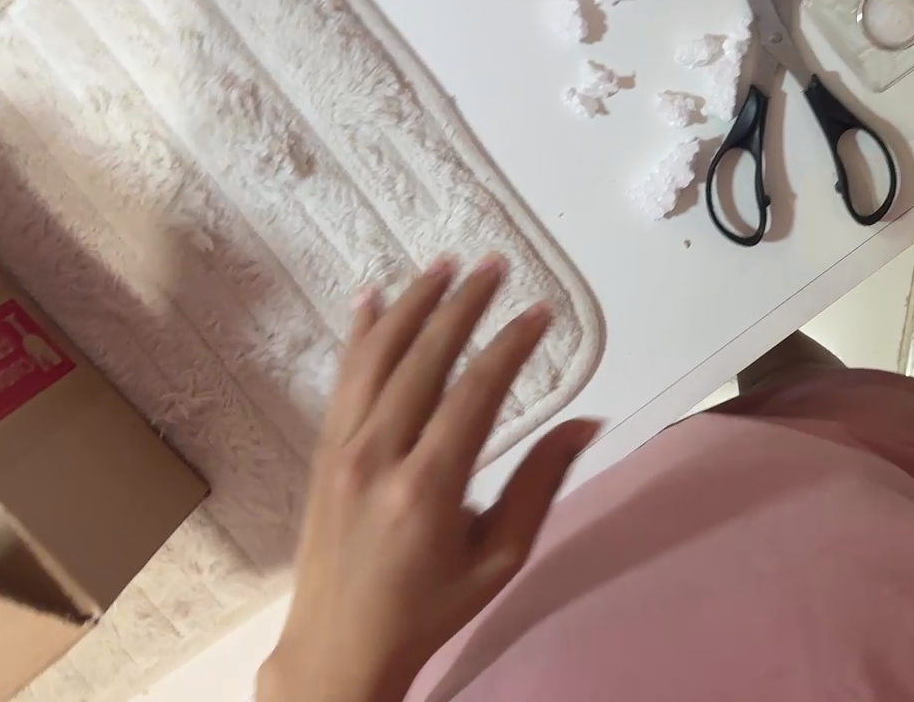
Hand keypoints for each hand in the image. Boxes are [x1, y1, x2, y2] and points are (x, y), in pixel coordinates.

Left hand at [258, 255, 601, 701]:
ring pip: (378, 358)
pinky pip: (343, 379)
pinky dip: (359, 334)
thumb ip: (542, 480)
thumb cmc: (431, 605)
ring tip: (444, 263)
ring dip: (413, 305)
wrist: (335, 650)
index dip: (513, 344)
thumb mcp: (502, 552)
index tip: (540, 311)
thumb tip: (589, 421)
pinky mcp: (324, 452)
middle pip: (425, 359)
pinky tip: (372, 298)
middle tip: (495, 263)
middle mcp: (378, 457)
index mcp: (429, 485)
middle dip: (463, 304)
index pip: (477, 391)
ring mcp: (342, 451)